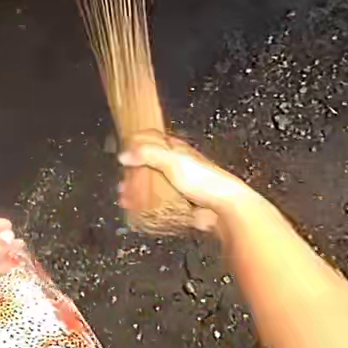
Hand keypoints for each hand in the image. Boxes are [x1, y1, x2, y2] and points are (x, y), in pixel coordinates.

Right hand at [118, 131, 260, 233]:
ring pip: (151, 184)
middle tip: (121, 181)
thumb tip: (124, 155)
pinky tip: (137, 208)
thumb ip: (147, 154)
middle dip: (131, 173)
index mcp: (176, 149)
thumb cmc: (206, 181)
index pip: (149, 138)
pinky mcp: (180, 201)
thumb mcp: (172, 161)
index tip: (121, 152)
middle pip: (147, 164)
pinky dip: (144, 204)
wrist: (226, 208)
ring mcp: (178, 183)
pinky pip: (157, 201)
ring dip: (135, 190)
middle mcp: (177, 164)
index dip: (134, 143)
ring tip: (125, 197)